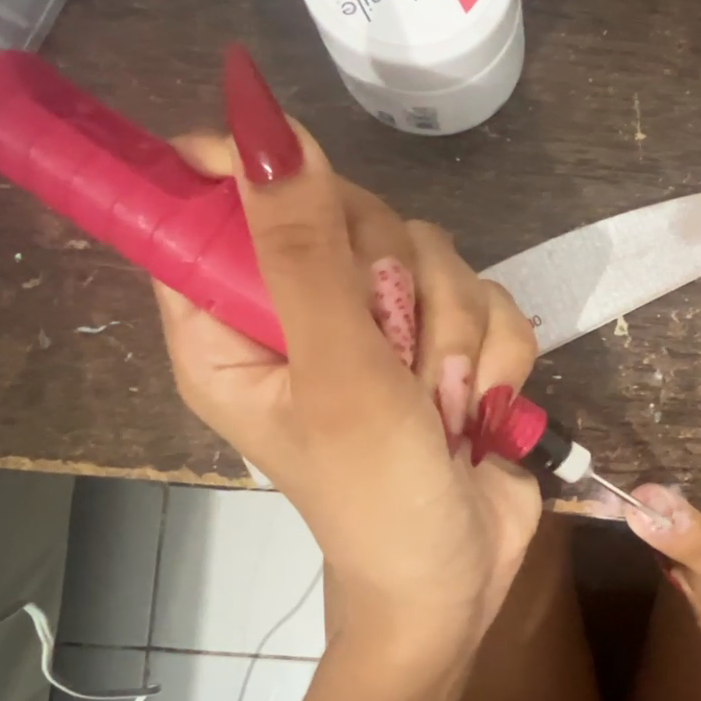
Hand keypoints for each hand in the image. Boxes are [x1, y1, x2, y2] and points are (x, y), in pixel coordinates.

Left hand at [154, 45, 541, 660]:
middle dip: (397, 281)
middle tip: (399, 351)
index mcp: (231, 326)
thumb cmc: (377, 496)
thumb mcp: (336, 378)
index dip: (247, 173)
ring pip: (430, 252)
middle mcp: (300, 313)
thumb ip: (303, 255)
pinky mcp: (446, 340)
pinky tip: (482, 406)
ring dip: (456, 332)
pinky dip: (494, 352)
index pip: (206, 208)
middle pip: (345, 211)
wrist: (463, 575)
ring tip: (446, 405)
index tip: (304, 180)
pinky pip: (482, 294)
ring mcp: (380, 324)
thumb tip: (260, 126)